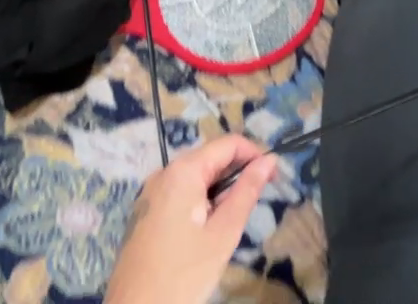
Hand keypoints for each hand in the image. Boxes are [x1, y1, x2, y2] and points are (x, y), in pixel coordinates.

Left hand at [103, 136, 278, 303]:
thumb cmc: (183, 274)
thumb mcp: (224, 232)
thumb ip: (247, 191)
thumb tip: (269, 160)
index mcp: (183, 171)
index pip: (228, 144)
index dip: (255, 154)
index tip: (273, 178)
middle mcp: (163, 173)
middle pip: (210, 158)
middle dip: (236, 175)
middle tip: (252, 206)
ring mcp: (149, 193)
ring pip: (195, 178)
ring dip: (218, 191)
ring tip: (227, 224)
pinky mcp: (144, 213)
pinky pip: (179, 193)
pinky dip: (199, 202)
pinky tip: (203, 233)